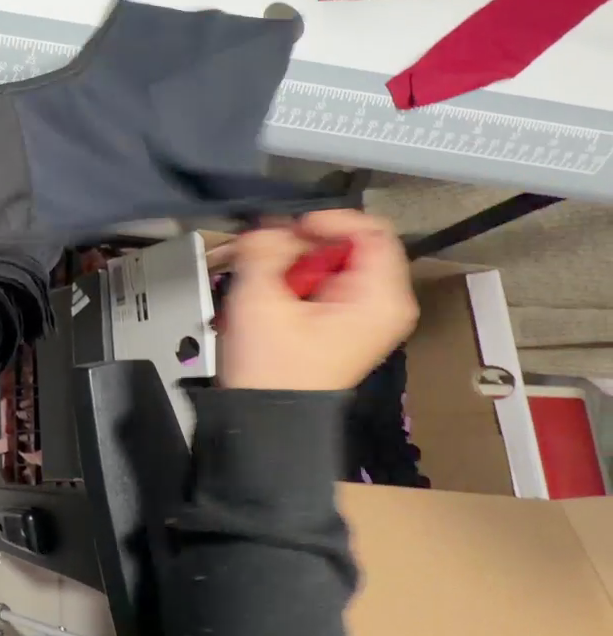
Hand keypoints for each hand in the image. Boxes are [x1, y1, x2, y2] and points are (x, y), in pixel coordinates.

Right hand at [219, 209, 418, 390]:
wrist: (269, 414)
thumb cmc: (272, 370)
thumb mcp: (260, 303)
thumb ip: (264, 255)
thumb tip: (270, 231)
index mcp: (378, 298)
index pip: (371, 233)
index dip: (328, 222)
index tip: (289, 227)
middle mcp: (381, 303)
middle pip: (346, 249)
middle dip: (298, 245)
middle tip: (259, 251)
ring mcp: (361, 314)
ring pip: (328, 266)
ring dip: (288, 263)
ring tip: (254, 274)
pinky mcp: (340, 323)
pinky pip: (321, 285)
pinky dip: (291, 281)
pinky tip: (263, 293)